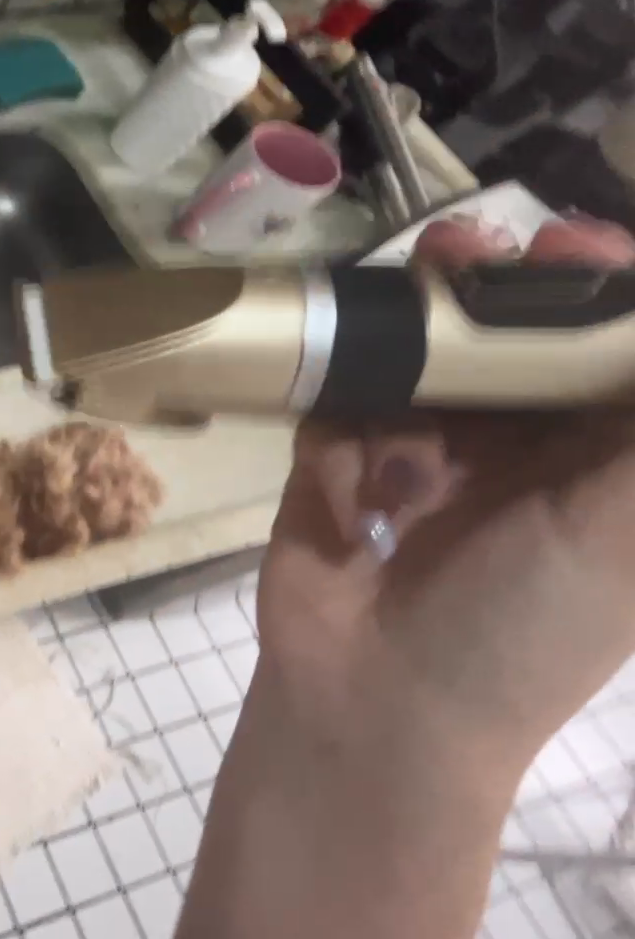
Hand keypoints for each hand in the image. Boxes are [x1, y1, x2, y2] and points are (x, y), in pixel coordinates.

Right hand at [260, 216, 634, 774]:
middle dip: (469, 301)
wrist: (376, 691)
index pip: (600, 345)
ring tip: (394, 468)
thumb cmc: (524, 622)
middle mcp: (516, 442)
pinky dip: (341, 451)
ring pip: (404, 367)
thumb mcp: (623, 527)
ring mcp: (418, 451)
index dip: (586, 288)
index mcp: (601, 456)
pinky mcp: (336, 465)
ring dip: (395, 398)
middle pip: (495, 337)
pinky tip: (355, 506)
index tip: (551, 247)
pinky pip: (333, 415)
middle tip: (440, 258)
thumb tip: (634, 329)